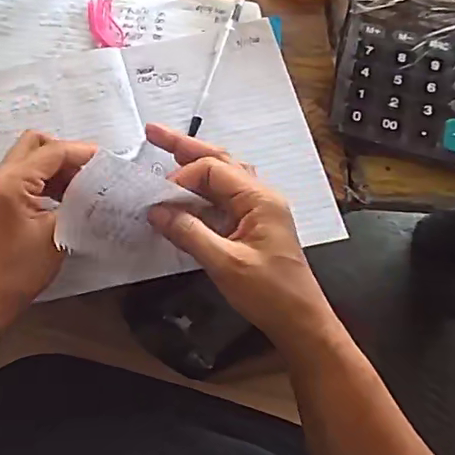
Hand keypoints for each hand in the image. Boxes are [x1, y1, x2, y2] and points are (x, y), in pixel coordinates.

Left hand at [0, 131, 96, 331]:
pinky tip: (67, 197)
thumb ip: (77, 202)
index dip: (83, 153)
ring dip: (57, 167)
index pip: (53, 151)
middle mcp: (1, 176)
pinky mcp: (0, 201)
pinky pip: (26, 176)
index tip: (109, 162)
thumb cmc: (19, 270)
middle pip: (36, 143)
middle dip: (66, 153)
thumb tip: (97, 186)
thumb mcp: (56, 233)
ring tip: (84, 186)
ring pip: (31, 158)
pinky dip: (47, 180)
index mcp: (12, 181)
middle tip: (92, 172)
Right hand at [143, 123, 335, 343]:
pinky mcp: (248, 226)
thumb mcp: (225, 263)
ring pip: (220, 176)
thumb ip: (189, 233)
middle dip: (185, 146)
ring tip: (165, 150)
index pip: (213, 171)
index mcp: (260, 199)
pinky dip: (197, 190)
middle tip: (153, 132)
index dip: (182, 178)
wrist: (300, 323)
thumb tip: (156, 211)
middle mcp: (259, 197)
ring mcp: (255, 210)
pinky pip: (219, 198)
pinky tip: (181, 191)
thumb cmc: (270, 294)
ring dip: (192, 163)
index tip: (159, 200)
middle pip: (218, 161)